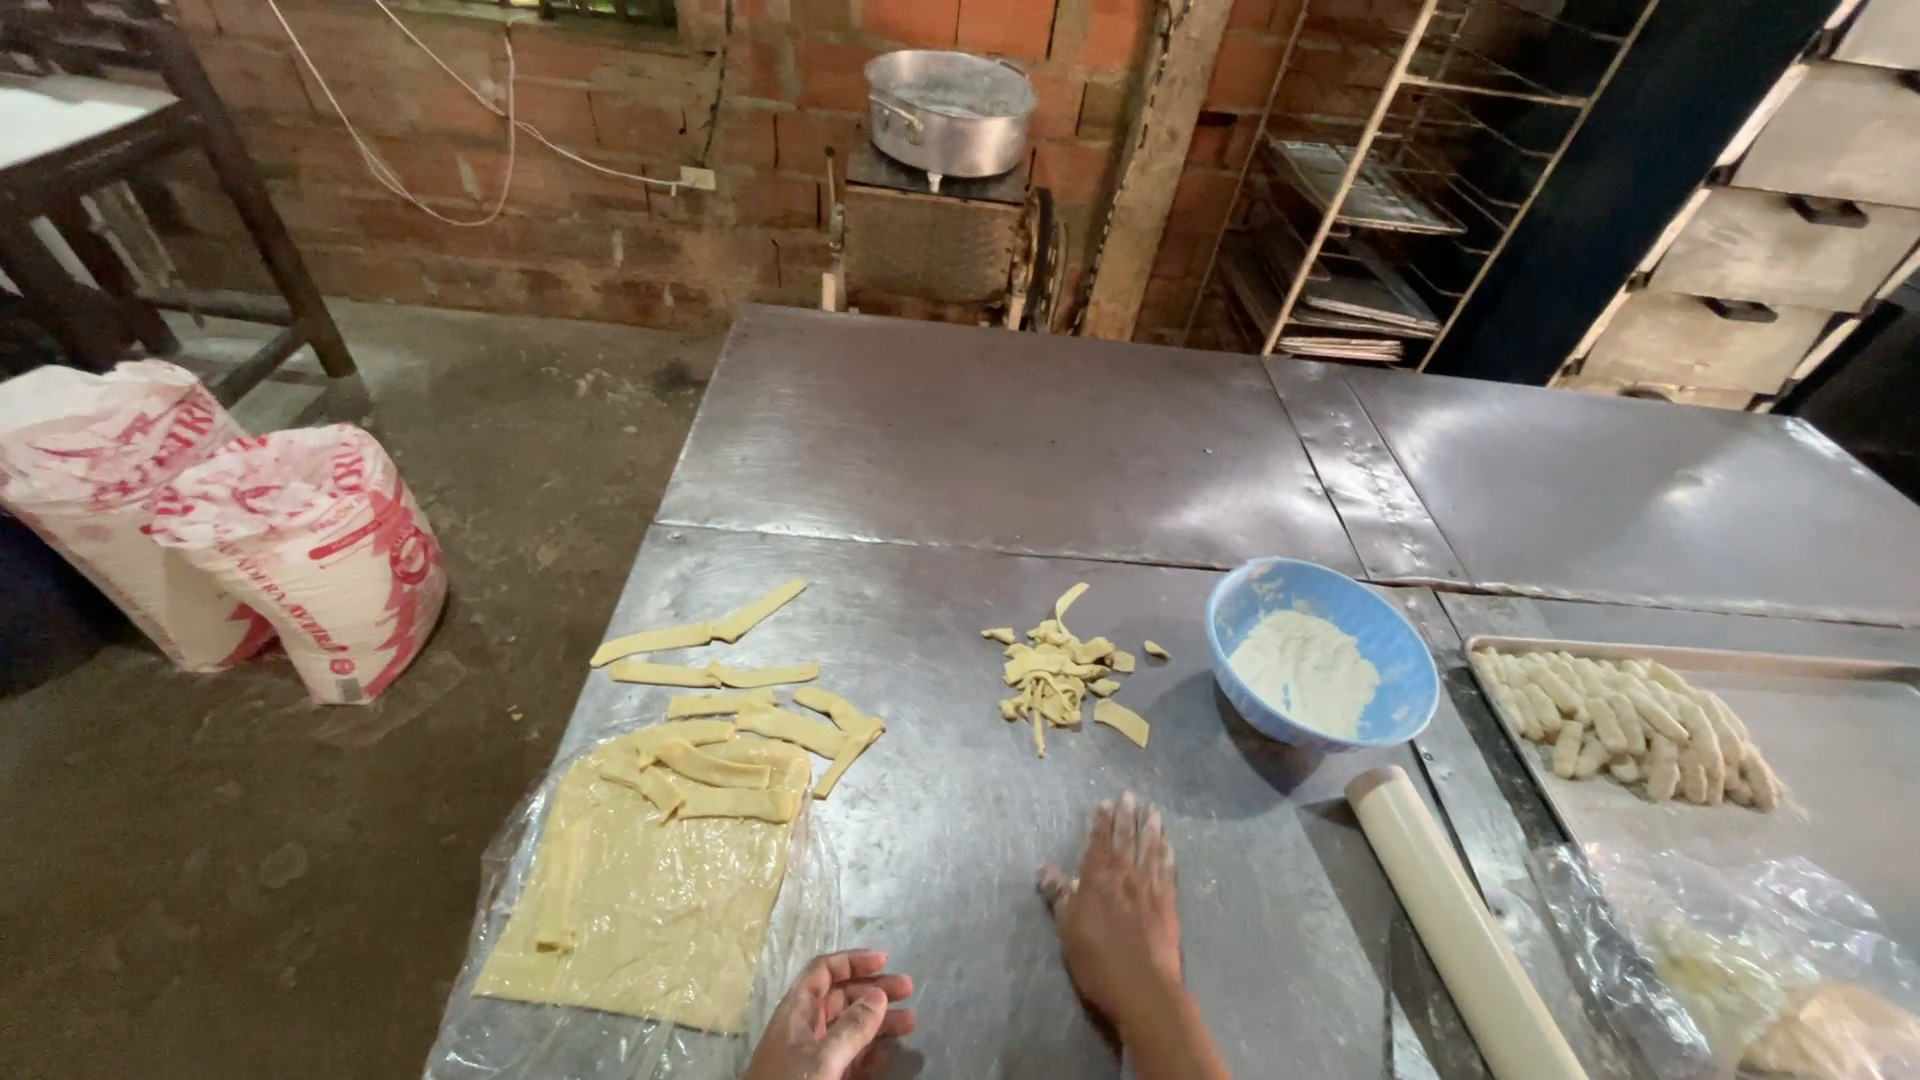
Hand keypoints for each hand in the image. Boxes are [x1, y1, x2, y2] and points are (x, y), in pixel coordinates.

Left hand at [743, 949, 915, 1079]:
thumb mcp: (821, 1060)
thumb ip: (851, 1028)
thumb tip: (879, 995)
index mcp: (796, 1012)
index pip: (824, 971)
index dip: (853, 961)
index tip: (885, 961)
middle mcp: (804, 1029)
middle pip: (842, 997)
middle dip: (874, 990)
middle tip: (908, 990)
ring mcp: (812, 1057)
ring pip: (850, 1028)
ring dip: (879, 1022)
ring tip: (910, 1023)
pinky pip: (849, 1060)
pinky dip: (869, 1054)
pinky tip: (887, 1054)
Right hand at [1037, 792, 1181, 1030]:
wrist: (1143, 989)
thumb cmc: (1098, 961)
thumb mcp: (1068, 930)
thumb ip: (1060, 896)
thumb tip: (1044, 868)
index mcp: (1098, 879)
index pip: (1099, 842)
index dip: (1101, 822)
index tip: (1105, 803)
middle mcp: (1125, 875)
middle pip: (1126, 839)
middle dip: (1127, 816)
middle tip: (1130, 795)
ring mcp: (1150, 888)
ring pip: (1151, 849)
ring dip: (1151, 828)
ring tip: (1153, 810)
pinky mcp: (1169, 904)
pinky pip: (1168, 870)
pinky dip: (1168, 853)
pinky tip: (1169, 844)